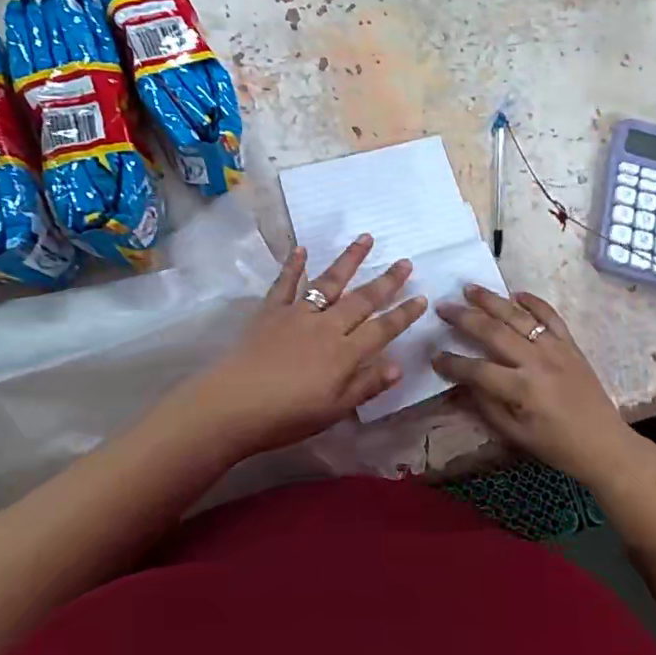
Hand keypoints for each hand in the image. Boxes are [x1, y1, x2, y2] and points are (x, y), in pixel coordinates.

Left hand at [170, 236, 427, 457]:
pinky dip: (293, 265)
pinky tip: (301, 249)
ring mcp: (297, 314)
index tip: (421, 297)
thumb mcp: (334, 410)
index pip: (382, 329)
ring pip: (328, 282)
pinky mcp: (270, 312)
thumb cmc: (287, 416)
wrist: (233, 405)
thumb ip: (366, 385)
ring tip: (365, 238)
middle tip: (405, 261)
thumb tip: (398, 365)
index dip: (403, 314)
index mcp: (344, 353)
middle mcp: (326, 326)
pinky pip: (285, 284)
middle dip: (386, 281)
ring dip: (349, 260)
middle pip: (362, 299)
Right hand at [433, 286, 645, 483]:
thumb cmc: (556, 445)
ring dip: (492, 300)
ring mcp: (555, 349)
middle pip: (494, 332)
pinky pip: (550, 316)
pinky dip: (533, 302)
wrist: (604, 443)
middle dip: (464, 318)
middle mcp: (537, 362)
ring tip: (470, 289)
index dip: (452, 364)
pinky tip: (516, 294)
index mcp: (522, 389)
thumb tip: (459, 385)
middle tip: (443, 307)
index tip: (434, 357)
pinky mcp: (570, 344)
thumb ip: (485, 406)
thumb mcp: (515, 434)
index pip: (477, 370)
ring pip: (519, 316)